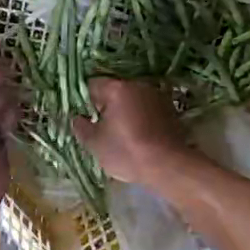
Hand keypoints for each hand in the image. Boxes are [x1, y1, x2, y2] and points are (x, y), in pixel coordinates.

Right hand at [71, 78, 194, 184]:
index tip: (86, 119)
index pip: (92, 85)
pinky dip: (141, 118)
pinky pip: (148, 109)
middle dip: (106, 106)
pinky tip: (139, 136)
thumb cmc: (127, 151)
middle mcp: (139, 85)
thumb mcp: (95, 143)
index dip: (85, 102)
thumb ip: (81, 127)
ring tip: (122, 135)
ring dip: (125, 112)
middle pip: (115, 91)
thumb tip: (78, 118)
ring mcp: (157, 96)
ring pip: (133, 100)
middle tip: (102, 129)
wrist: (168, 164)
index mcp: (117, 88)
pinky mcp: (171, 109)